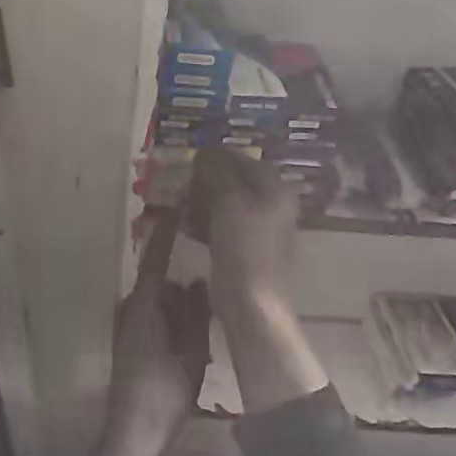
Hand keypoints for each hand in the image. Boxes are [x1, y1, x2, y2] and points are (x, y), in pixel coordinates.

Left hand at [92, 252, 210, 455]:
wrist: (133, 433)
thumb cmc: (165, 389)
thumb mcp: (192, 350)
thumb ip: (196, 311)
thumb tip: (198, 280)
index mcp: (144, 304)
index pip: (156, 258)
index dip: (166, 234)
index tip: (176, 209)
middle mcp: (131, 308)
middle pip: (160, 282)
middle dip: (182, 277)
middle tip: (210, 271)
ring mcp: (128, 327)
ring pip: (158, 302)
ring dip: (178, 302)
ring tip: (207, 307)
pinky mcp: (130, 344)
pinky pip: (154, 318)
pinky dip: (172, 317)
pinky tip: (193, 332)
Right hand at [190, 149, 299, 314]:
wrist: (251, 302)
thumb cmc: (243, 245)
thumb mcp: (229, 201)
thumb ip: (218, 172)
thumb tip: (205, 153)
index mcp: (275, 190)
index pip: (245, 160)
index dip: (218, 156)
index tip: (192, 158)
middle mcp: (272, 206)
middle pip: (235, 182)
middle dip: (206, 180)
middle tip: (182, 182)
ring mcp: (260, 229)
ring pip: (227, 204)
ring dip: (202, 200)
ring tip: (179, 202)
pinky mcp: (245, 249)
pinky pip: (223, 226)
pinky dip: (205, 222)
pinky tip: (185, 225)